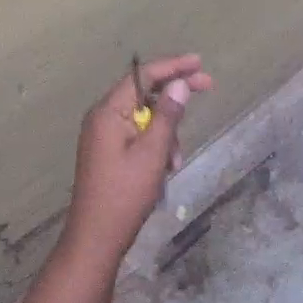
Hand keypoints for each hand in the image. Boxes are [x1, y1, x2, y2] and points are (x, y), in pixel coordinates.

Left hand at [62, 54, 213, 261]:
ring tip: (175, 161)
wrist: (95, 240)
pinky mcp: (107, 153)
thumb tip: (180, 83)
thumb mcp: (153, 153)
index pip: (143, 76)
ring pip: (144, 118)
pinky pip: (136, 136)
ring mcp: (103, 136)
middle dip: (174, 98)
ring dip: (166, 132)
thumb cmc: (124, 195)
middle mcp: (102, 117)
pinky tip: (165, 169)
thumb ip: (168, 115)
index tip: (199, 63)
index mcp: (108, 111)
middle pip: (144, 93)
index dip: (173, 67)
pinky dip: (154, 146)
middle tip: (207, 87)